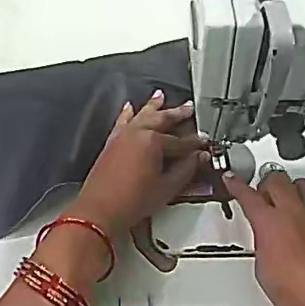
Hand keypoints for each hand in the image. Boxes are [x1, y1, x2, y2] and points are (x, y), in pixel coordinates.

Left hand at [72, 91, 206, 235]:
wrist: (100, 210)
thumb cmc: (132, 201)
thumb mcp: (167, 187)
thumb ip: (186, 170)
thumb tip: (198, 159)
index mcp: (154, 141)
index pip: (181, 141)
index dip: (195, 143)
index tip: (204, 144)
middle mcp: (137, 133)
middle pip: (162, 120)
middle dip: (177, 114)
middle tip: (188, 108)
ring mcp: (122, 136)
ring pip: (141, 115)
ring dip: (153, 106)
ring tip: (160, 96)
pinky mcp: (111, 142)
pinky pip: (122, 122)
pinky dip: (127, 113)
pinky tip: (129, 108)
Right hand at [225, 168, 304, 305]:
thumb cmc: (299, 291)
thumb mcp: (263, 268)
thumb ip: (263, 243)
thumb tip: (266, 242)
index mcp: (268, 221)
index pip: (247, 194)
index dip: (237, 186)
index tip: (233, 181)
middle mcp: (293, 211)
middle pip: (276, 179)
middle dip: (266, 183)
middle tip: (262, 193)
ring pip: (301, 184)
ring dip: (290, 189)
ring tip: (286, 200)